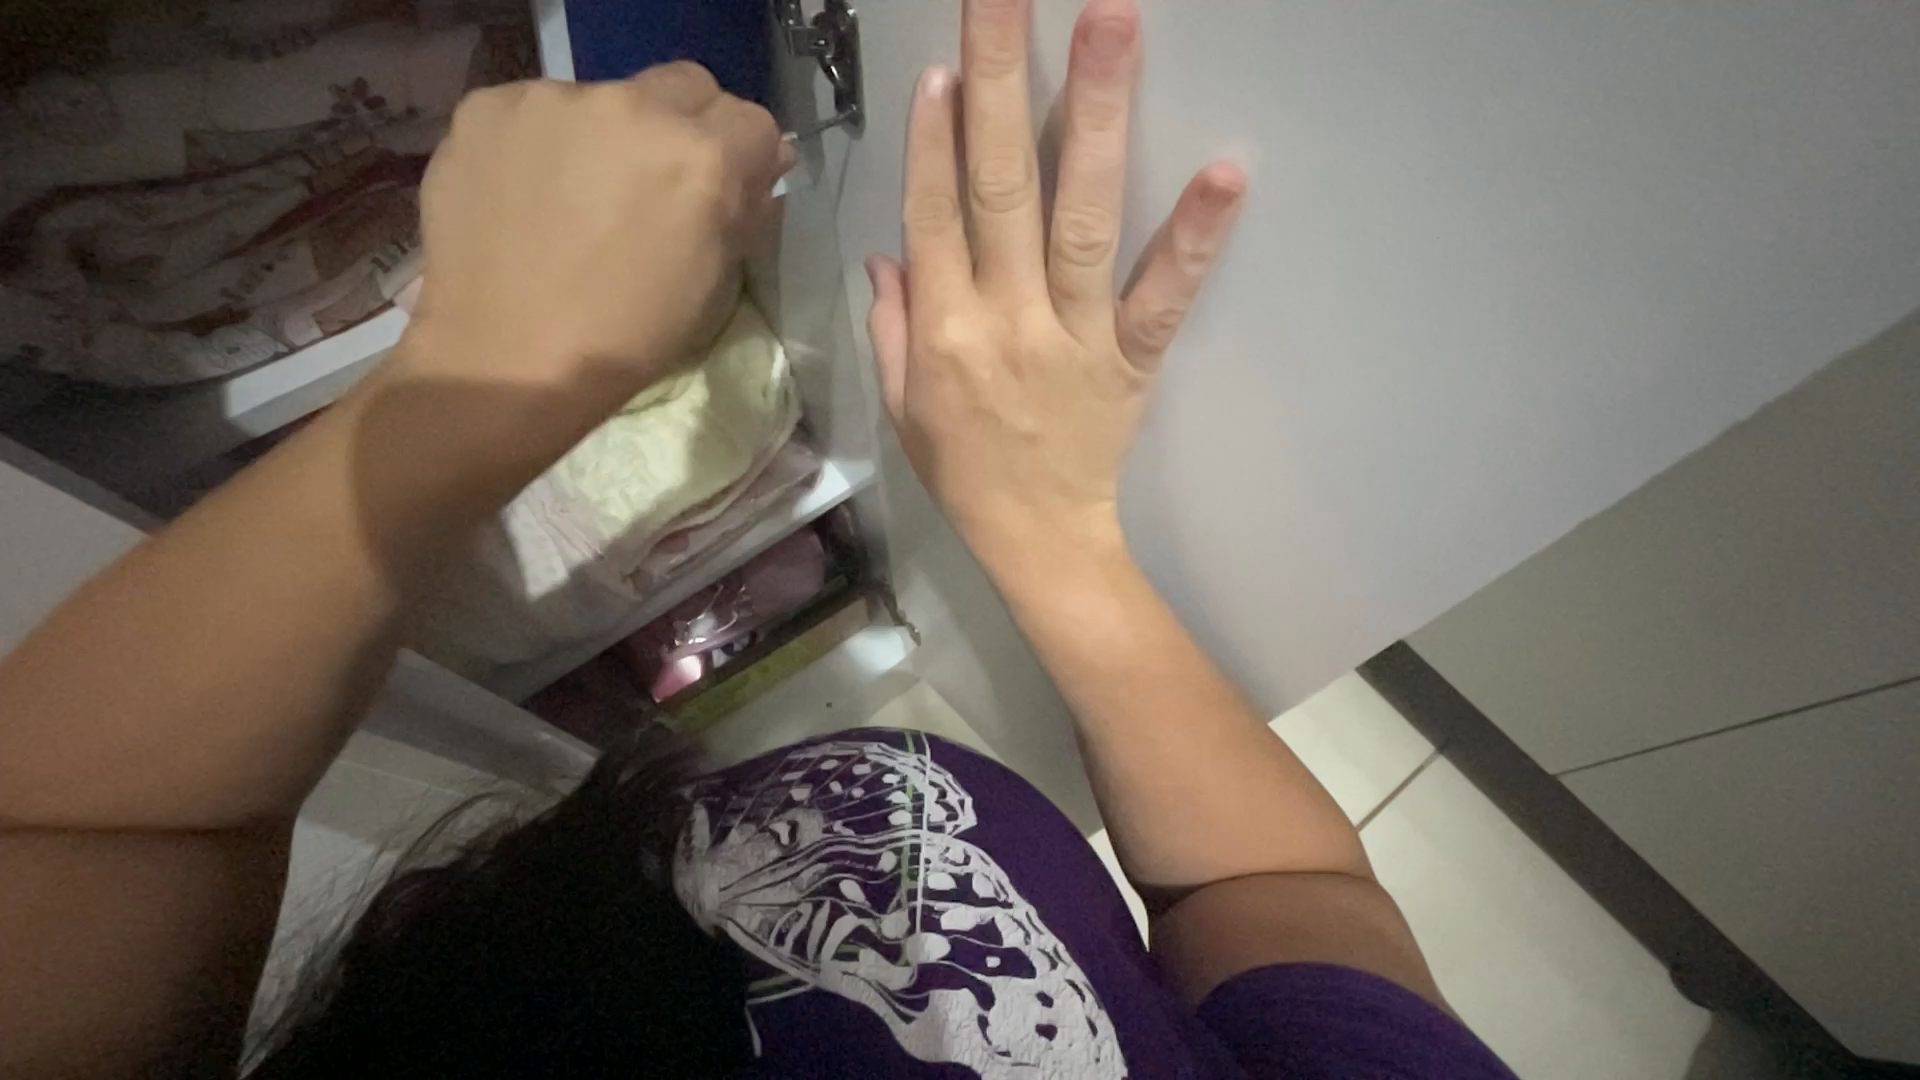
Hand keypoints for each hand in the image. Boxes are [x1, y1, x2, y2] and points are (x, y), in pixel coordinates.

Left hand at [405, 64, 785, 409]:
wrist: (508, 357)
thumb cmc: (629, 337)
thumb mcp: (712, 282)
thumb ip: (742, 212)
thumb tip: (759, 169)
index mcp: (702, 158)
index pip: (755, 122)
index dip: (749, 158)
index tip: (732, 190)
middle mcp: (634, 106)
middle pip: (688, 86)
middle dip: (692, 127)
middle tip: (663, 185)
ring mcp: (554, 98)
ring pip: (610, 97)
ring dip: (615, 136)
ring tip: (584, 199)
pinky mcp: (489, 105)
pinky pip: (543, 110)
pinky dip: (551, 143)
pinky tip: (534, 195)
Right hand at [866, 0, 1243, 567]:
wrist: (1035, 535)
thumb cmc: (962, 472)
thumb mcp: (903, 407)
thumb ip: (890, 325)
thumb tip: (887, 250)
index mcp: (943, 334)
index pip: (934, 217)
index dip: (934, 140)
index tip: (943, 64)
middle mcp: (1004, 321)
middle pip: (1000, 190)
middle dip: (1000, 81)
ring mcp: (1073, 337)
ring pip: (1080, 218)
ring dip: (1095, 116)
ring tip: (1110, 23)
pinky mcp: (1131, 359)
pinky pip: (1163, 297)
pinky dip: (1193, 239)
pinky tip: (1223, 173)